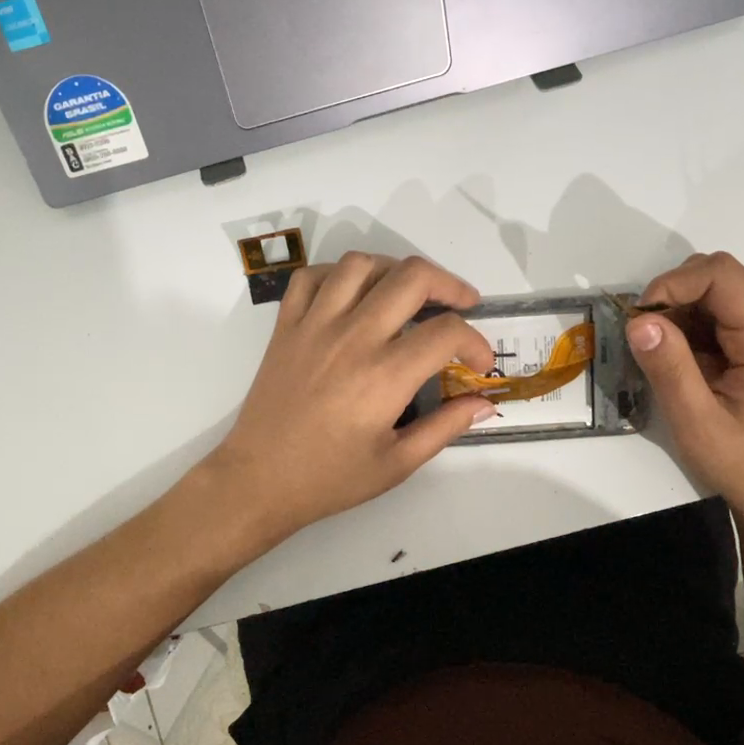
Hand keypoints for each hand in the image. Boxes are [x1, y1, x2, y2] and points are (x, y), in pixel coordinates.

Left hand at [205, 253, 495, 535]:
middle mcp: (352, 338)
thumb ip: (445, 428)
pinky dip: (338, 274)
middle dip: (449, 285)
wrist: (259, 480)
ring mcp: (314, 326)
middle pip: (412, 277)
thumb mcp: (396, 464)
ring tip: (408, 293)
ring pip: (361, 264)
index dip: (476, 342)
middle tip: (461, 305)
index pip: (447, 332)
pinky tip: (353, 294)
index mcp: (385, 376)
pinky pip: (312, 276)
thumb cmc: (329, 479)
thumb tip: (485, 403)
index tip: (479, 364)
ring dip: (395, 269)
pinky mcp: (286, 327)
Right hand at [628, 252, 743, 527]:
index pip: (719, 275)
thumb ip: (669, 368)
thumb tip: (638, 321)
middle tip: (647, 344)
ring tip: (667, 361)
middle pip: (716, 276)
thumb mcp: (696, 423)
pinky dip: (691, 326)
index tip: (638, 320)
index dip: (671, 285)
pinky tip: (686, 364)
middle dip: (672, 300)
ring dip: (679, 315)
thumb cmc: (741, 461)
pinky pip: (721, 309)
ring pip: (715, 289)